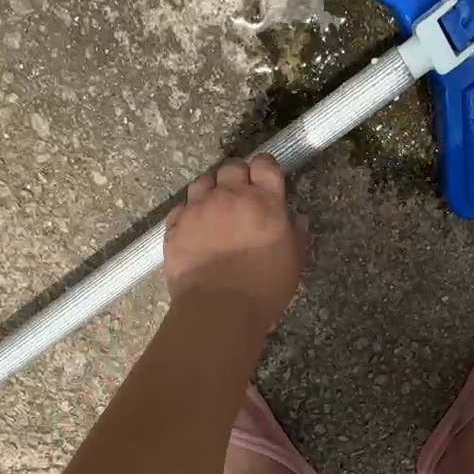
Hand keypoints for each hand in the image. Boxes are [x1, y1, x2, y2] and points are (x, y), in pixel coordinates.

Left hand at [164, 154, 307, 333]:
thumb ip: (296, 236)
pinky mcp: (176, 225)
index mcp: (265, 203)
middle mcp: (231, 196)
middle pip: (233, 167)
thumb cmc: (263, 289)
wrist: (219, 309)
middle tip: (241, 198)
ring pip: (204, 181)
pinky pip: (182, 207)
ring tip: (216, 211)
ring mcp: (200, 208)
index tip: (265, 181)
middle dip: (238, 177)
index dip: (265, 170)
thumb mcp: (292, 264)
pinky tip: (197, 229)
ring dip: (212, 190)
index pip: (266, 164)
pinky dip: (190, 212)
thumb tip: (297, 219)